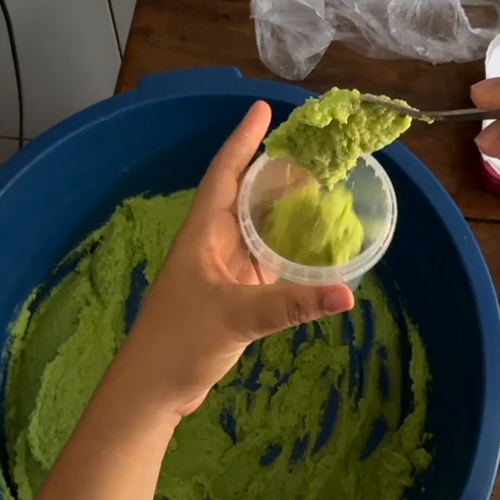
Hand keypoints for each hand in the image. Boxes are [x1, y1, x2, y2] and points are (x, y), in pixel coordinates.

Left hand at [107, 101, 355, 418]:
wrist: (152, 391)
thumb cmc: (180, 341)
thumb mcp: (237, 317)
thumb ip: (292, 304)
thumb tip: (347, 293)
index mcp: (204, 230)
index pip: (225, 171)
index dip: (243, 138)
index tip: (262, 108)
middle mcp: (214, 239)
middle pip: (245, 191)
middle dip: (273, 167)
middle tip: (311, 147)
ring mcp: (223, 265)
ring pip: (257, 223)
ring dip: (282, 204)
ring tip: (319, 183)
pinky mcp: (233, 290)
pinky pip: (265, 254)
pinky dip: (287, 243)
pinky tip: (311, 241)